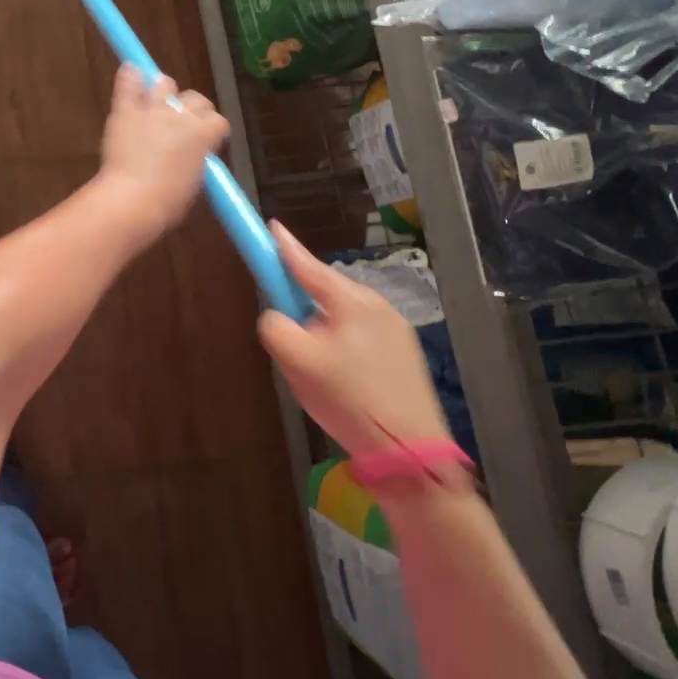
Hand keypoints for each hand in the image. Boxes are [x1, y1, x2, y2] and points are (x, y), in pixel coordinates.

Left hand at [93, 66, 228, 237]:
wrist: (133, 198)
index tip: (201, 141)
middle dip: (191, 109)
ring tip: (155, 105)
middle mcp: (182, 114)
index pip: (217, 120)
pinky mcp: (126, 111)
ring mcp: (153, 109)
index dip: (209, 129)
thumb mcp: (195, 180)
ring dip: (162, 92)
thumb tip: (192, 155)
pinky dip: (130, 77)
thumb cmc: (169, 200)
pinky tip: (130, 71)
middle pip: (195, 98)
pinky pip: (129, 83)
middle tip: (179, 126)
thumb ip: (196, 158)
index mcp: (206, 133)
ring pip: (164, 84)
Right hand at [257, 223, 451, 460]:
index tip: (268, 227)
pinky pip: (358, 338)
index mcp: (352, 302)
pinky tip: (340, 381)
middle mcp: (377, 307)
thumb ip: (275, 325)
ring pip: (340, 318)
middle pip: (324, 293)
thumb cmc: (349, 399)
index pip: (308, 265)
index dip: (283, 248)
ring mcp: (396, 332)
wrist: (408, 451)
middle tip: (290, 342)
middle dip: (301, 308)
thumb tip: (277, 315)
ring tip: (316, 373)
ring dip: (321, 331)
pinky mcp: (404, 357)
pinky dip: (341, 348)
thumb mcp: (297, 361)